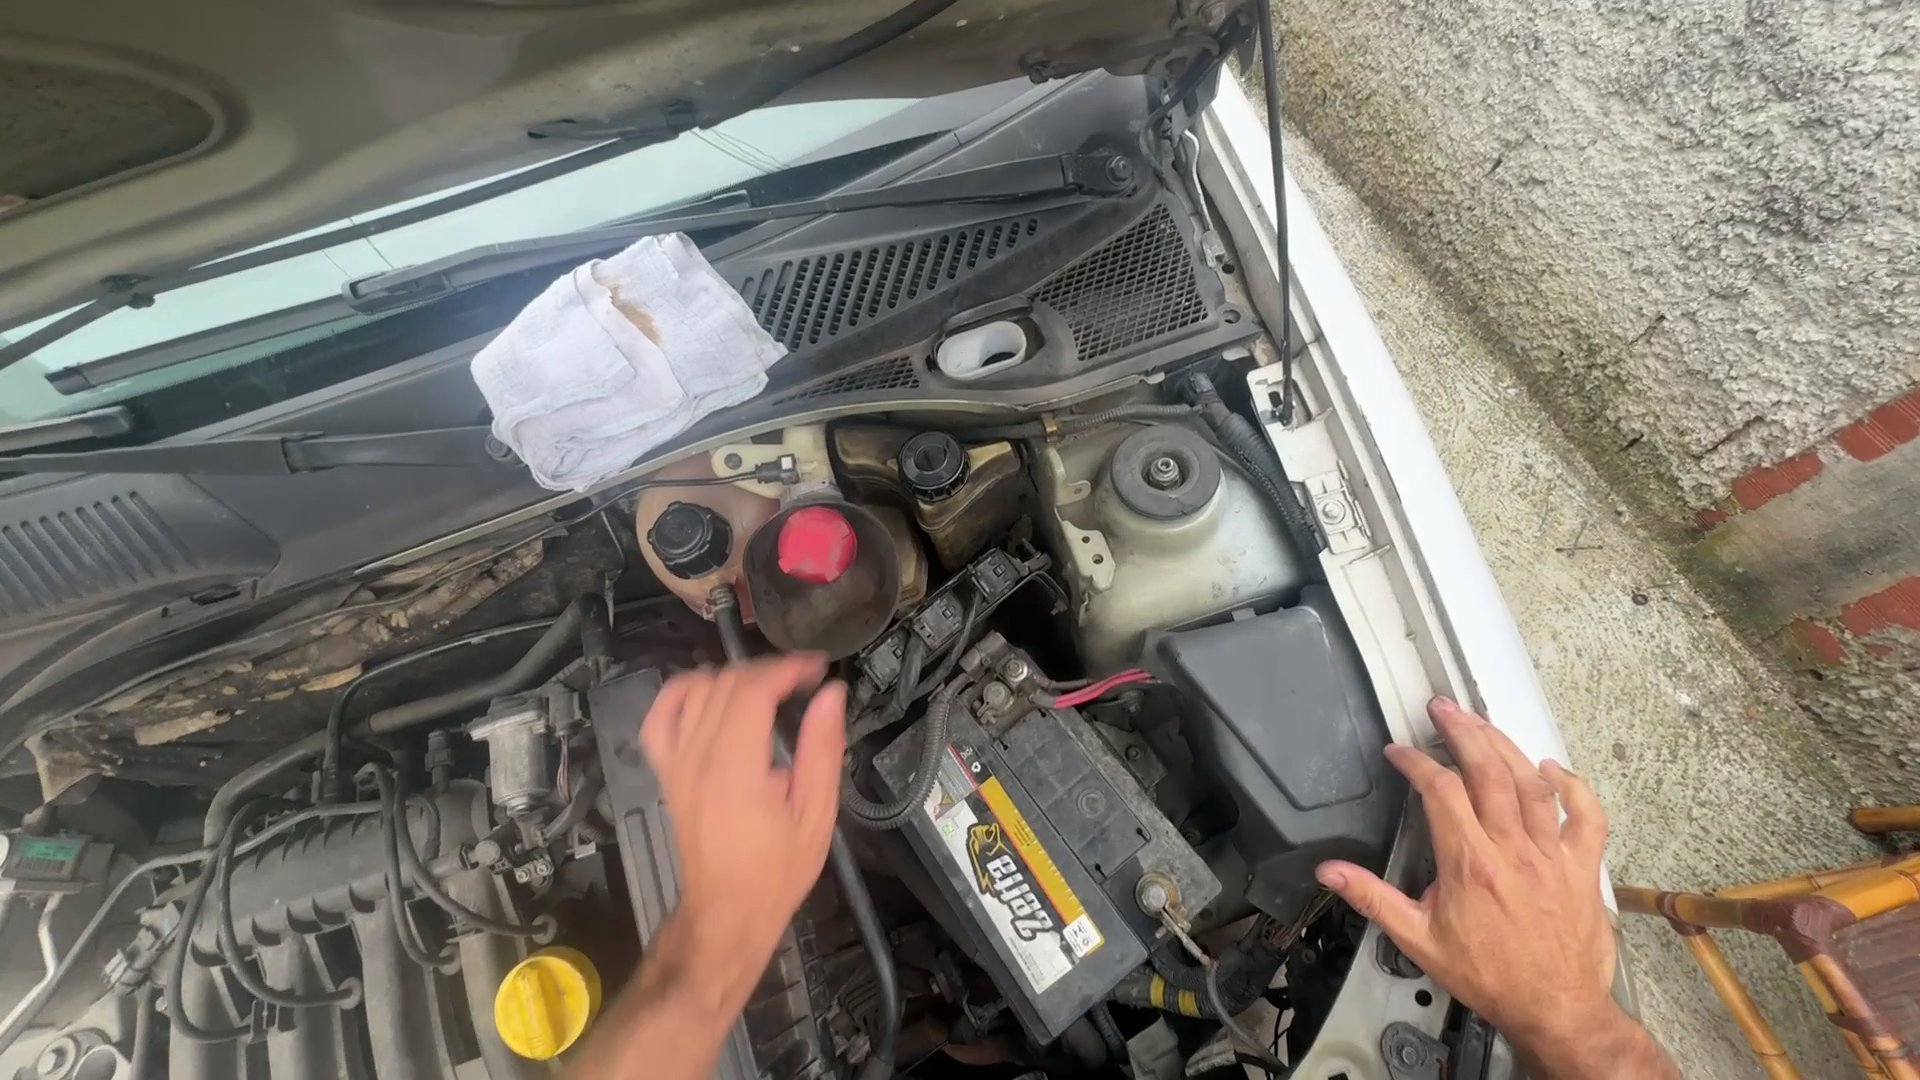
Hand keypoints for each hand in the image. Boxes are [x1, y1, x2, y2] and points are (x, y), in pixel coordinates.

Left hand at [639, 654, 847, 1001]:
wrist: (727, 913)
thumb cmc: (778, 869)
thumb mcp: (817, 814)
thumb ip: (823, 748)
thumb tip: (831, 693)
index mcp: (736, 770)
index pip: (753, 690)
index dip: (788, 668)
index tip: (818, 669)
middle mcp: (697, 758)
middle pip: (727, 682)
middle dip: (770, 670)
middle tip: (805, 681)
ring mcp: (674, 763)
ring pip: (695, 689)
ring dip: (735, 676)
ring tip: (769, 688)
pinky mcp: (665, 771)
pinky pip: (661, 715)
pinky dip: (684, 693)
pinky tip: (712, 693)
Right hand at [1315, 698, 1671, 1078]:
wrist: (1560, 1013)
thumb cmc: (1491, 976)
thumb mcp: (1418, 940)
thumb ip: (1371, 898)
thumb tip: (1329, 871)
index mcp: (1471, 864)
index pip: (1440, 790)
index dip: (1415, 762)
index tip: (1399, 753)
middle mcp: (1513, 852)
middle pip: (1489, 772)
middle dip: (1462, 732)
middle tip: (1442, 708)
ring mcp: (1553, 857)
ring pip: (1533, 783)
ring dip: (1504, 745)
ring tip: (1480, 722)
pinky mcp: (1581, 868)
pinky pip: (1588, 817)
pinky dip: (1572, 787)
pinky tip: (1551, 767)